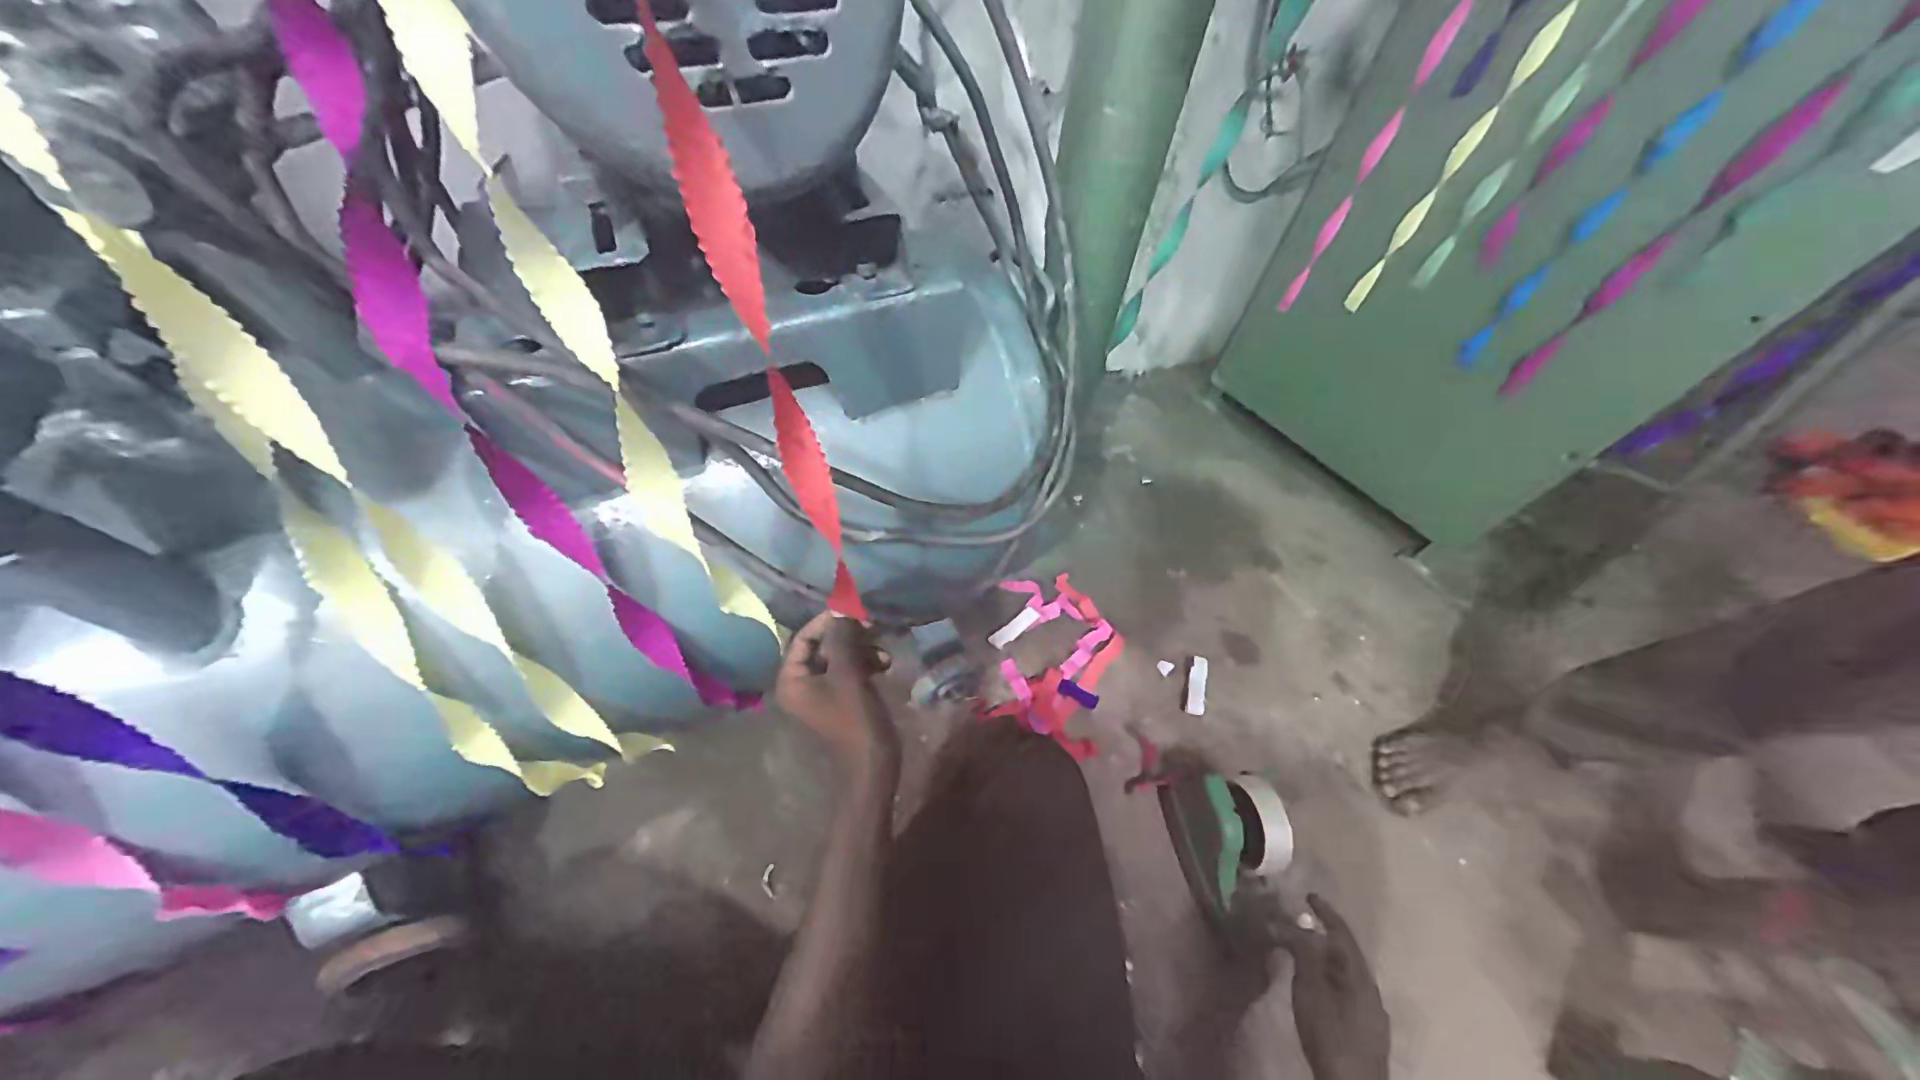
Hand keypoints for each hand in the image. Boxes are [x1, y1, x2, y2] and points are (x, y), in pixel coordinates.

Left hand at [775, 612, 898, 772]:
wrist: (872, 765)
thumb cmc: (854, 720)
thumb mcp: (848, 674)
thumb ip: (843, 638)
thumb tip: (842, 608)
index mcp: (791, 680)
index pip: (803, 638)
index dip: (827, 621)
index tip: (854, 610)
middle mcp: (800, 684)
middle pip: (822, 646)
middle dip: (849, 635)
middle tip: (873, 625)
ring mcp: (821, 693)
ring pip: (839, 657)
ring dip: (862, 649)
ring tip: (884, 653)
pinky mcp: (841, 699)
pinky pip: (849, 671)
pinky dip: (865, 664)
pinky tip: (885, 664)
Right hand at [1275, 894, 1389, 1079]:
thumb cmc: (1330, 1034)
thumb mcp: (1309, 988)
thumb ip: (1301, 952)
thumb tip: (1287, 922)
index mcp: (1359, 975)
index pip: (1343, 933)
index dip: (1326, 912)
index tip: (1309, 895)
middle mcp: (1370, 990)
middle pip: (1347, 953)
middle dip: (1325, 934)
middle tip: (1301, 922)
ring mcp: (1372, 1013)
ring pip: (1348, 973)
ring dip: (1328, 958)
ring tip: (1305, 952)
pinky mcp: (1367, 1031)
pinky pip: (1348, 989)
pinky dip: (1331, 976)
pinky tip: (1319, 986)